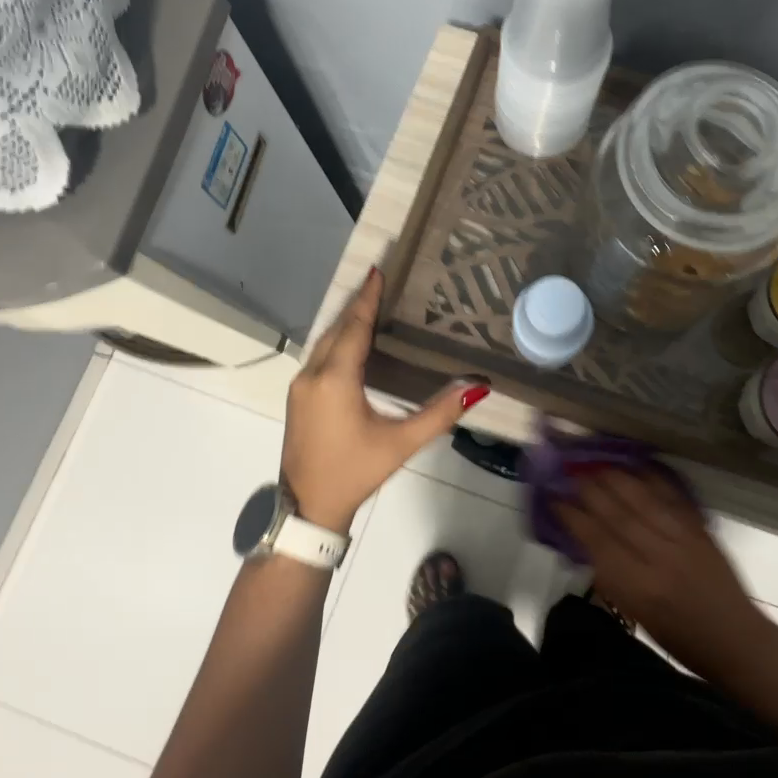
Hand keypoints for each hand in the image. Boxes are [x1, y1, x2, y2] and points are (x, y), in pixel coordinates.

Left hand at [283, 267, 488, 532]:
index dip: (368, 298)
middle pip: (337, 329)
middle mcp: (313, 375)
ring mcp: (301, 386)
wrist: (308, 508)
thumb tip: (478, 387)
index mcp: (336, 378)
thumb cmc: (355, 472)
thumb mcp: (401, 443)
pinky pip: (319, 356)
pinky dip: (337, 340)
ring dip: (346, 322)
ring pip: (324, 341)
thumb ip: (439, 413)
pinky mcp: (298, 398)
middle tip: (381, 281)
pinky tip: (353, 340)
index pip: (354, 326)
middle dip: (357, 304)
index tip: (379, 269)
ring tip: (371, 304)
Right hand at [556, 469, 763, 661]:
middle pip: (619, 515)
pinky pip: (673, 497)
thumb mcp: (636, 616)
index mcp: (640, 588)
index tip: (555, 499)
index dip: (574, 517)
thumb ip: (612, 578)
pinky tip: (636, 466)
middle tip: (570, 472)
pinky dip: (653, 479)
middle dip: (591, 490)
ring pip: (644, 500)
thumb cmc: (680, 639)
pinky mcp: (701, 530)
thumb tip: (586, 543)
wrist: (736, 641)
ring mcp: (683, 540)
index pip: (599, 542)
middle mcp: (660, 559)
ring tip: (595, 463)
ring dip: (616, 478)